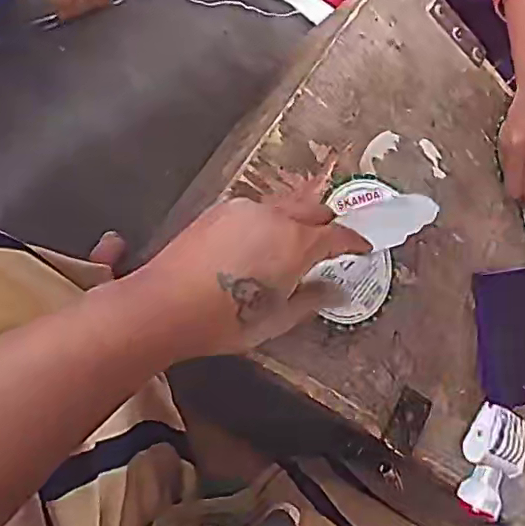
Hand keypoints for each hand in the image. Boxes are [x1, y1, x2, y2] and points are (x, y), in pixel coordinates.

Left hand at [125, 174, 370, 357]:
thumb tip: (337, 292)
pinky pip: (257, 209)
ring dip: (299, 218)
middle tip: (334, 240)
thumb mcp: (276, 320)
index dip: (354, 240)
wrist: (162, 306)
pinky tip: (261, 239)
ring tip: (297, 239)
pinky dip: (270, 219)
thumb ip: (311, 300)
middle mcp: (274, 217)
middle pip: (314, 208)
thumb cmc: (225, 320)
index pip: (337, 234)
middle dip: (328, 222)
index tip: (362, 246)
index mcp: (296, 243)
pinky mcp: (220, 210)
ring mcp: (245, 209)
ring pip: (285, 205)